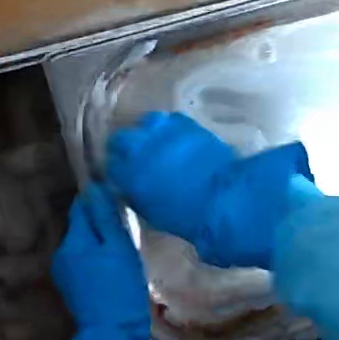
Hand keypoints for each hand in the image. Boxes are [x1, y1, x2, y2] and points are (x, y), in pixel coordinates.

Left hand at [51, 185, 151, 335]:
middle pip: (80, 226)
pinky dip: (95, 258)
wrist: (111, 334)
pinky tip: (112, 267)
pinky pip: (82, 261)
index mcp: (73, 240)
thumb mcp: (119, 248)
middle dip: (98, 222)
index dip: (96, 198)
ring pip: (81, 244)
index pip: (80, 206)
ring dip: (97, 241)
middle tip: (125, 225)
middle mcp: (61, 252)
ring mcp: (62, 272)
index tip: (116, 198)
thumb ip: (105, 217)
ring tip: (121, 247)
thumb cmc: (120, 288)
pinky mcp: (70, 287)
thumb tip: (94, 187)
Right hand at [106, 112, 312, 269]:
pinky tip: (176, 139)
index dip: (116, 170)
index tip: (122, 175)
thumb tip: (133, 188)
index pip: (111, 166)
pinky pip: (170, 120)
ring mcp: (164, 134)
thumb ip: (139, 196)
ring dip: (148, 132)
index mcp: (130, 177)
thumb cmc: (190, 219)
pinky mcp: (188, 125)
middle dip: (124, 147)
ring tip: (156, 143)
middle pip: (121, 140)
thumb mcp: (155, 213)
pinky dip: (170, 128)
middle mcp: (140, 150)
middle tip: (134, 157)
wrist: (227, 201)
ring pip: (145, 124)